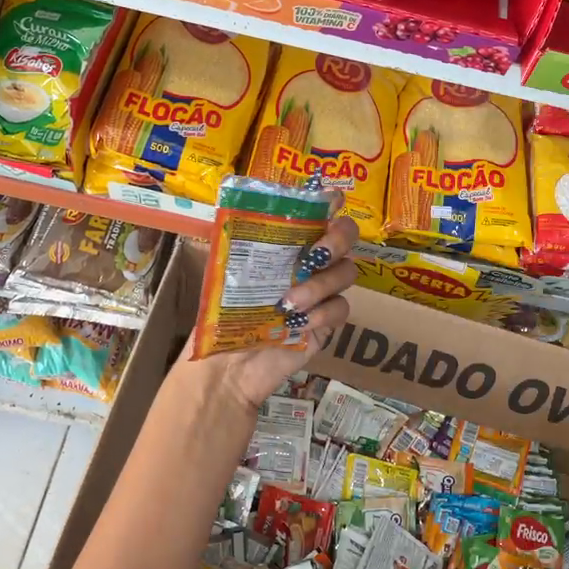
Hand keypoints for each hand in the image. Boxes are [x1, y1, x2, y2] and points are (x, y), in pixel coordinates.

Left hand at [179, 215, 359, 411]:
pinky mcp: (328, 323)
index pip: (317, 212)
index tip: (332, 198)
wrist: (226, 370)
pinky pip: (341, 308)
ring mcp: (323, 292)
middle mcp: (311, 261)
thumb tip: (234, 204)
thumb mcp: (225, 274)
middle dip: (338, 238)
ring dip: (321, 283)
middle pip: (346, 235)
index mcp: (288, 243)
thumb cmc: (222, 316)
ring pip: (346, 272)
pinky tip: (299, 324)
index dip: (330, 201)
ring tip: (290, 302)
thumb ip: (238, 243)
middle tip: (317, 254)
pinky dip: (322, 313)